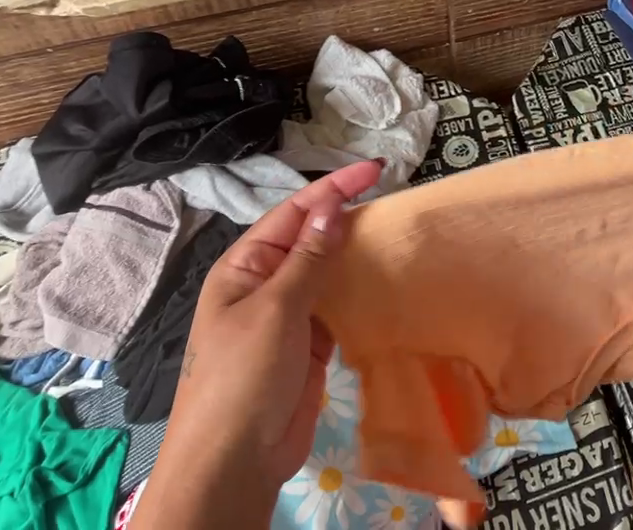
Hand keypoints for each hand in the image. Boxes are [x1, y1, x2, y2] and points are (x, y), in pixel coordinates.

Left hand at [131, 159, 381, 529]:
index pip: (295, 212)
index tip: (377, 169)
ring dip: (357, 251)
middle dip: (348, 214)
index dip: (335, 187)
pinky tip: (386, 278)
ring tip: (397, 231)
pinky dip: (361, 289)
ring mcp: (289, 313)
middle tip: (394, 198)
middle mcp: (266, 282)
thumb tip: (332, 205)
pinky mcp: (311, 342)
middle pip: (312, 236)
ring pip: (329, 269)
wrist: (235, 463)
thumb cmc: (244, 376)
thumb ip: (309, 257)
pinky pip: (339, 303)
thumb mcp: (276, 308)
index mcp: (245, 266)